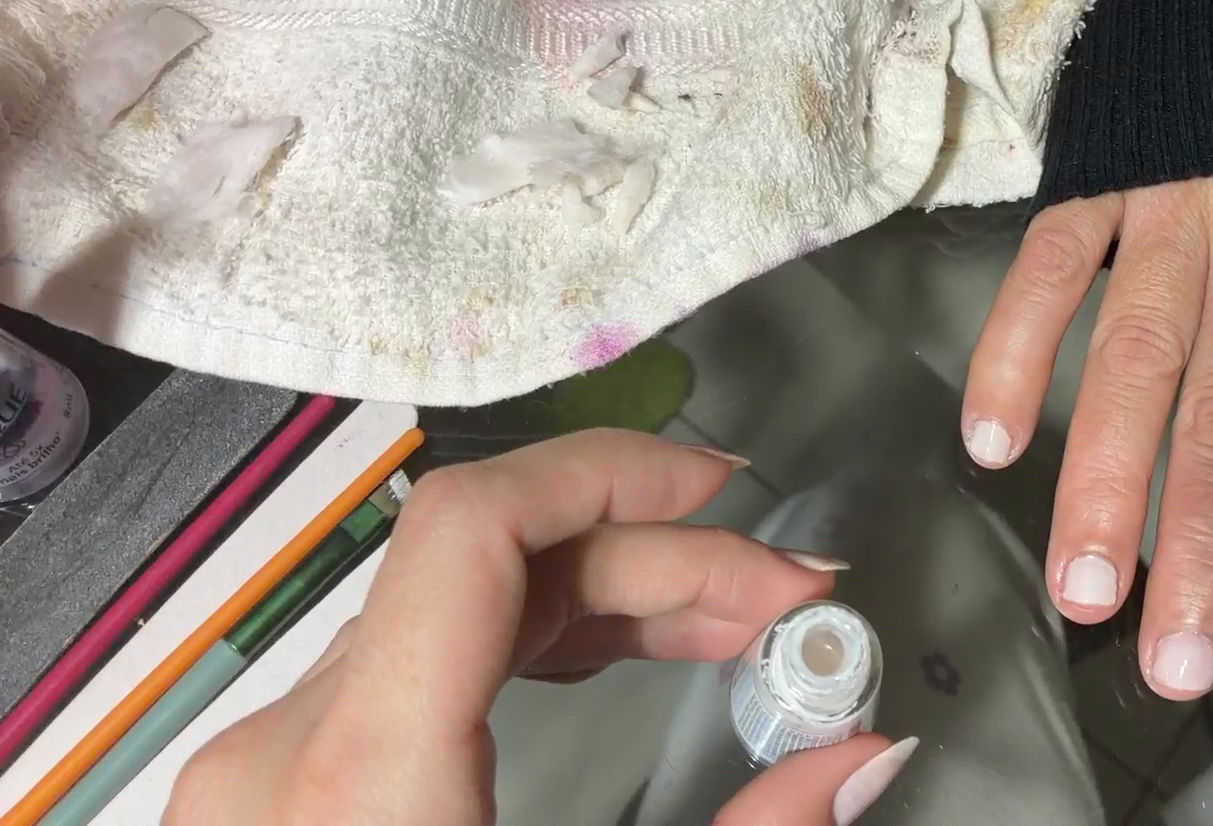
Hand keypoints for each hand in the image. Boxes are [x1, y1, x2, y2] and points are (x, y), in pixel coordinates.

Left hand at [165, 430, 913, 825]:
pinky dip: (576, 620)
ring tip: (746, 619)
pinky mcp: (319, 762)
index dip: (610, 474)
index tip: (728, 487)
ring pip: (496, 590)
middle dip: (676, 556)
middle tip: (792, 597)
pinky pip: (465, 639)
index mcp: (357, 776)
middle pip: (518, 558)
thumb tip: (876, 751)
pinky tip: (650, 638)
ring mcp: (298, 745)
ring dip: (637, 583)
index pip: (472, 527)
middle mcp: (302, 732)